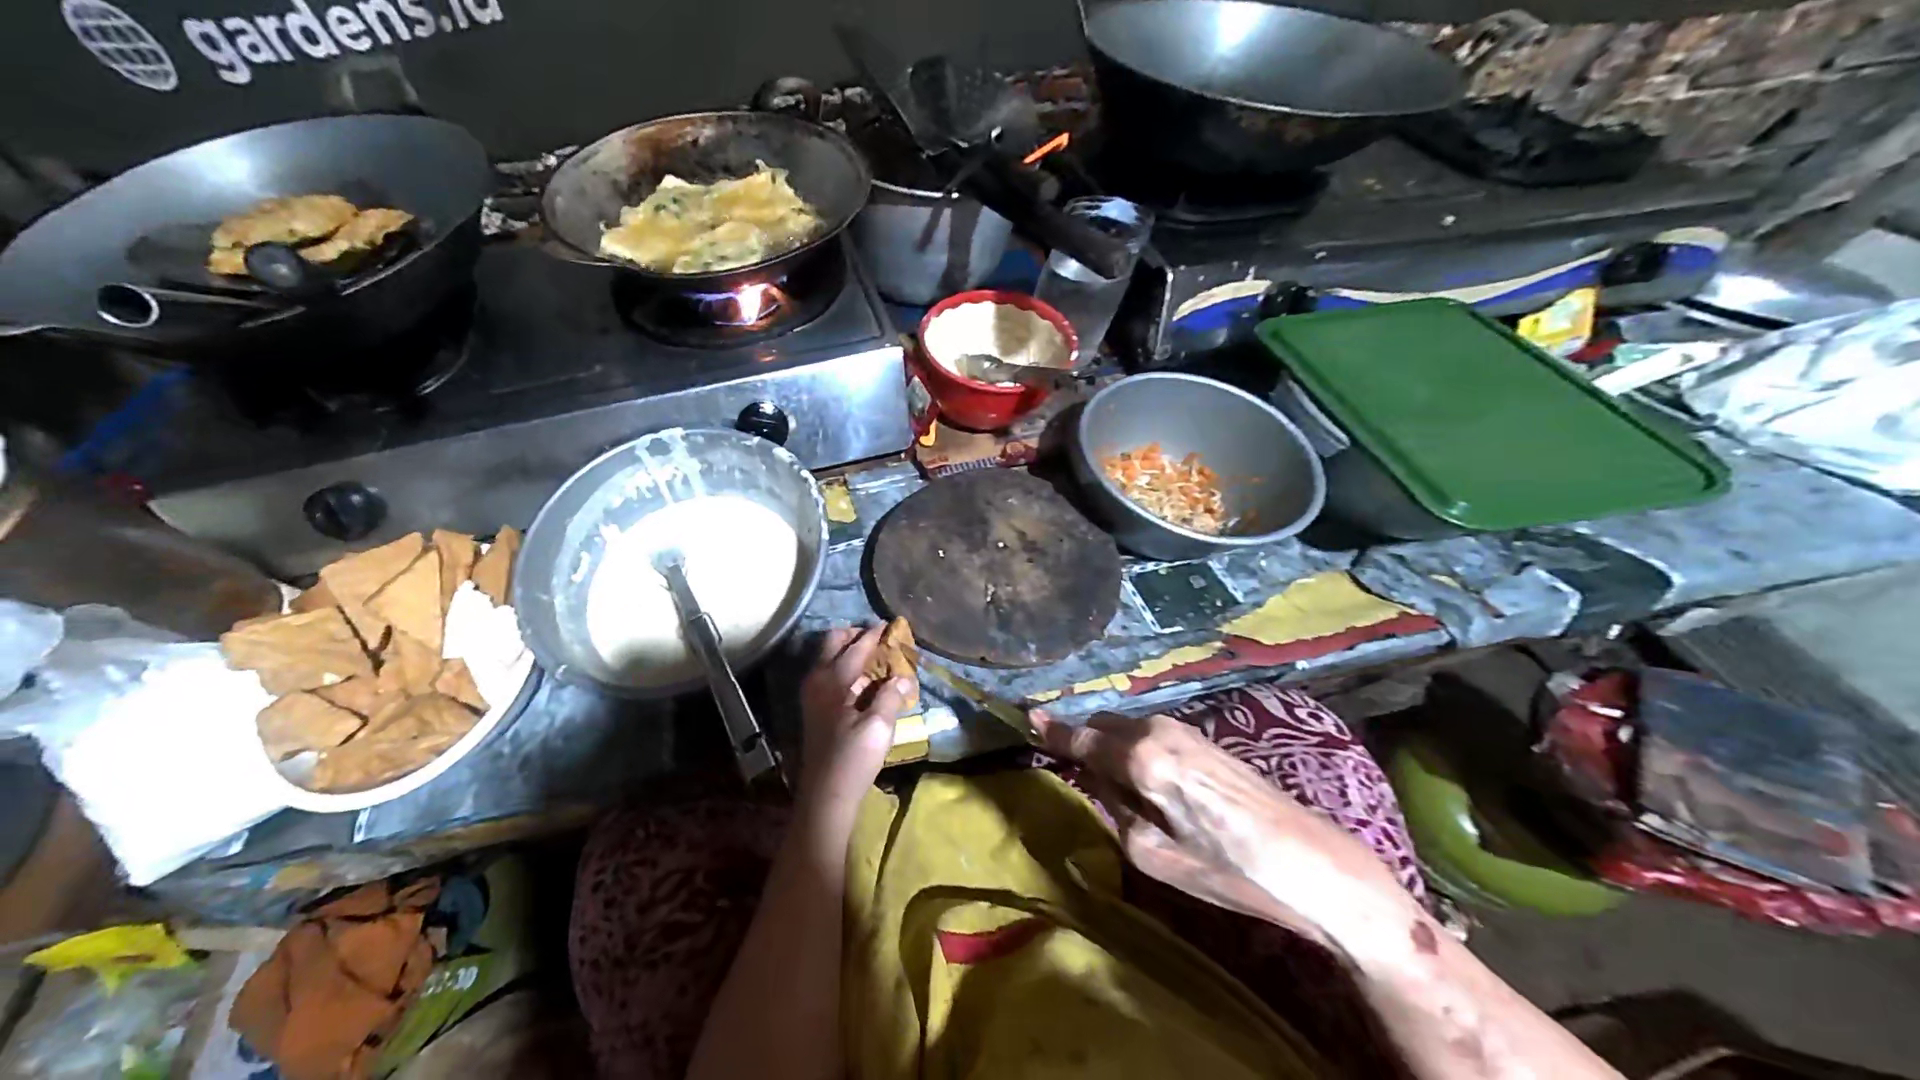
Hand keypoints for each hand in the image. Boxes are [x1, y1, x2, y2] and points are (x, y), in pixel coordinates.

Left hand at [796, 625, 913, 809]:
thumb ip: (890, 696)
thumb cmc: (853, 758)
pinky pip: (829, 674)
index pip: (856, 646)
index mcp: (833, 679)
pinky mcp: (814, 709)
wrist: (825, 794)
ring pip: (829, 658)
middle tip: (880, 639)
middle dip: (856, 636)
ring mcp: (812, 695)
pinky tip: (864, 682)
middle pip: (834, 644)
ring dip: (850, 652)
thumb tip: (902, 677)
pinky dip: (846, 668)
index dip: (875, 635)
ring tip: (876, 658)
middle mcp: (818, 680)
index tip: (891, 625)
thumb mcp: (879, 726)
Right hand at [1031, 710, 1419, 951]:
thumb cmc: (1228, 870)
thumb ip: (1114, 806)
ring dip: (1112, 745)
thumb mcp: (1153, 852)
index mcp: (1141, 757)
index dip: (1053, 730)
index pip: (1082, 738)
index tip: (1026, 716)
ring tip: (1112, 783)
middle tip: (1071, 767)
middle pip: (1104, 725)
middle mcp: (1159, 729)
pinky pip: (1152, 734)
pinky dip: (1136, 747)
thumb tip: (1100, 779)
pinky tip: (1146, 780)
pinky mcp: (1206, 739)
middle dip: (1083, 739)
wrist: (1312, 864)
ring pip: (1129, 727)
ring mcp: (1186, 729)